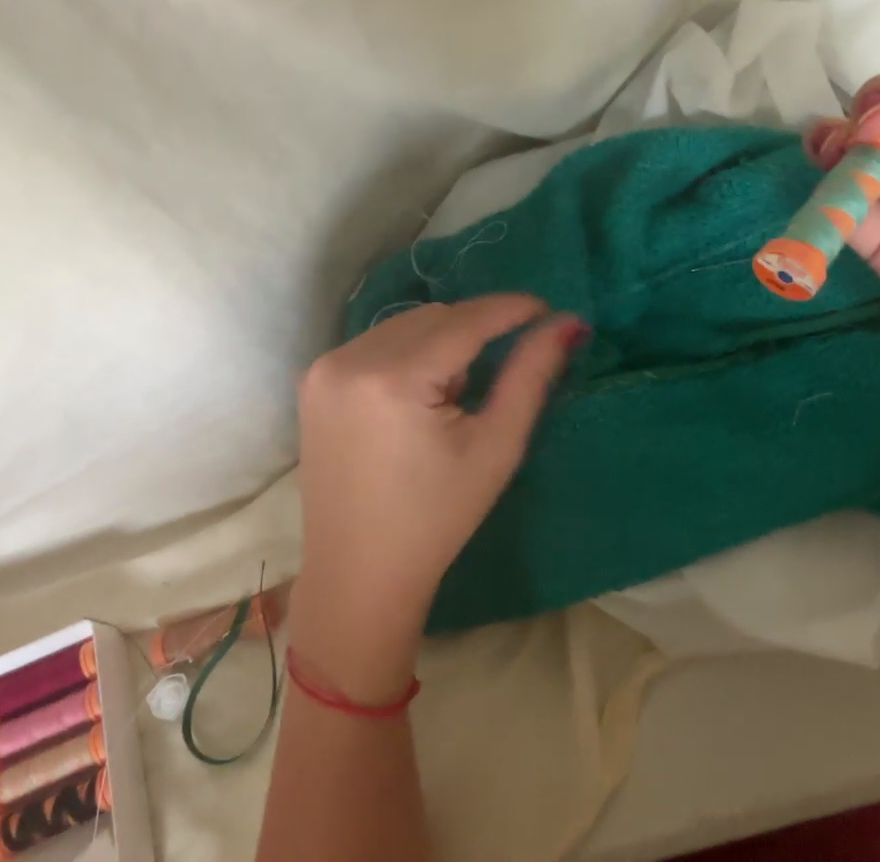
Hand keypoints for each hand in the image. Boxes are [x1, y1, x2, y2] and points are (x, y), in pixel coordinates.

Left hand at [292, 295, 583, 697]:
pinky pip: (373, 345)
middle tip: (493, 379)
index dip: (509, 308)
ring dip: (437, 344)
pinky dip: (405, 356)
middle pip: (431, 317)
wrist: (359, 571)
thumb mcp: (494, 447)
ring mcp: (323, 369)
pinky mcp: (312, 382)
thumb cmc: (437, 518)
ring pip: (401, 327)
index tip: (547, 309)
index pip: (463, 319)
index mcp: (393, 379)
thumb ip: (530, 377)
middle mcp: (349, 360)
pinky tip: (414, 403)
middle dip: (472, 333)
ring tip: (450, 400)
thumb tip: (567, 324)